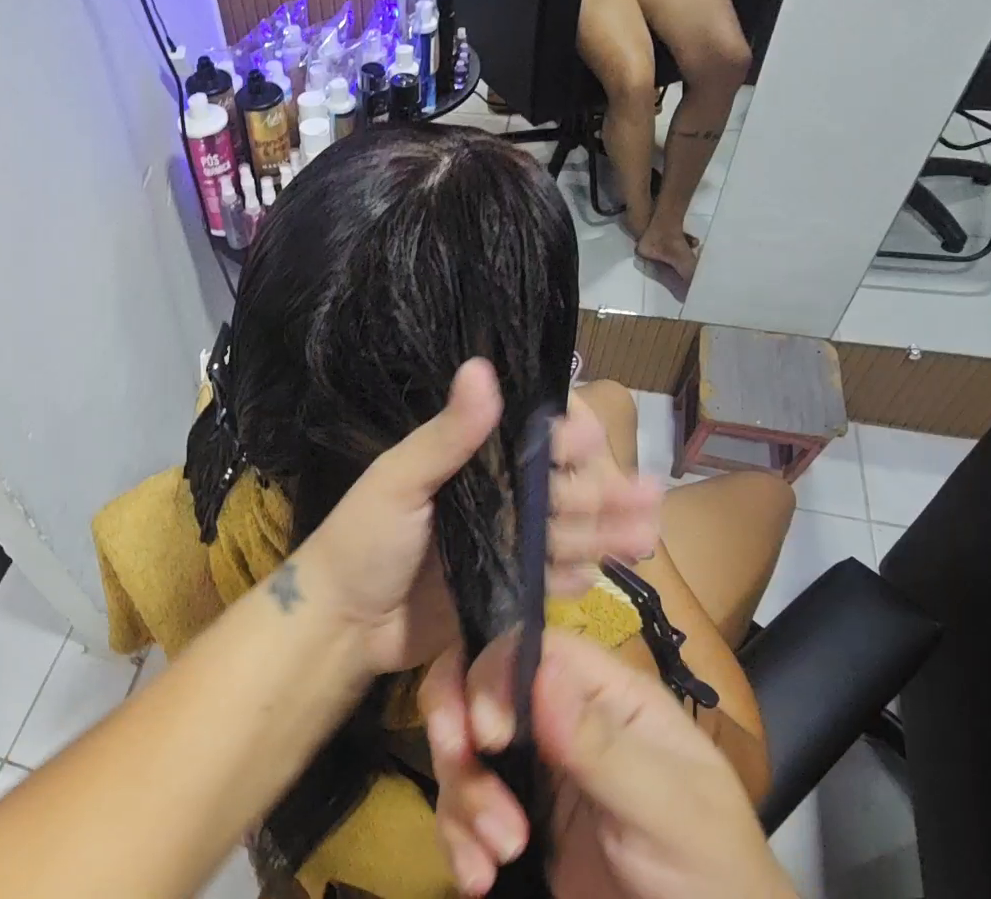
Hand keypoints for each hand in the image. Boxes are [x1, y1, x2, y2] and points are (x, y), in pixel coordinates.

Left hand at [296, 361, 661, 676]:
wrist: (342, 624)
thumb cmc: (361, 541)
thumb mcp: (399, 481)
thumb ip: (447, 435)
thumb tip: (481, 366)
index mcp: (467, 461)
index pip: (529, 436)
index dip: (565, 435)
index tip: (589, 442)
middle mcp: (492, 497)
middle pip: (561, 485)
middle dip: (604, 488)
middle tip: (648, 496)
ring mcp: (501, 546)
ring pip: (566, 532)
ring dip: (607, 530)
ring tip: (647, 533)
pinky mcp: (504, 591)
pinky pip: (550, 581)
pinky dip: (575, 577)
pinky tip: (601, 574)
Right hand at [420, 632, 794, 898]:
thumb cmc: (712, 875)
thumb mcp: (669, 812)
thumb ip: (604, 746)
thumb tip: (543, 671)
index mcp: (607, 696)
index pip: (532, 647)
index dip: (494, 673)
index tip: (487, 732)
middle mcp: (560, 720)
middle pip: (476, 686)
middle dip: (455, 728)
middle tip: (459, 768)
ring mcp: (533, 771)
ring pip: (460, 748)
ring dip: (461, 796)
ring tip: (496, 854)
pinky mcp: (512, 820)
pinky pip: (458, 807)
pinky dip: (456, 837)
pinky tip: (478, 877)